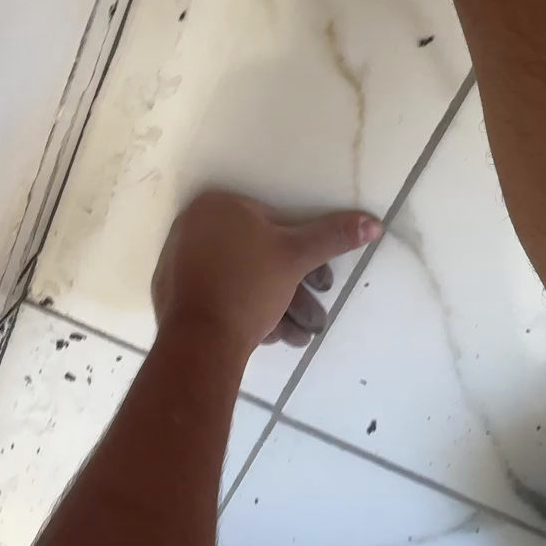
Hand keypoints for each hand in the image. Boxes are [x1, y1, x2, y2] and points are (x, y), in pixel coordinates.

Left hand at [151, 191, 381, 362]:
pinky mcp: (173, 293)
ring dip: (275, 307)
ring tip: (296, 334)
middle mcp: (192, 226)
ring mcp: (178, 260)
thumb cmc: (249, 285)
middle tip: (313, 316)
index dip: (303, 257)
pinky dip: (244, 311)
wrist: (200, 339)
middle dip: (291, 290)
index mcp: (217, 206)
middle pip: (256, 256)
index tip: (321, 285)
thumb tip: (372, 223)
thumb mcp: (297, 256)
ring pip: (240, 280)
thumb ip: (332, 236)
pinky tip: (267, 335)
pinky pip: (218, 296)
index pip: (272, 225)